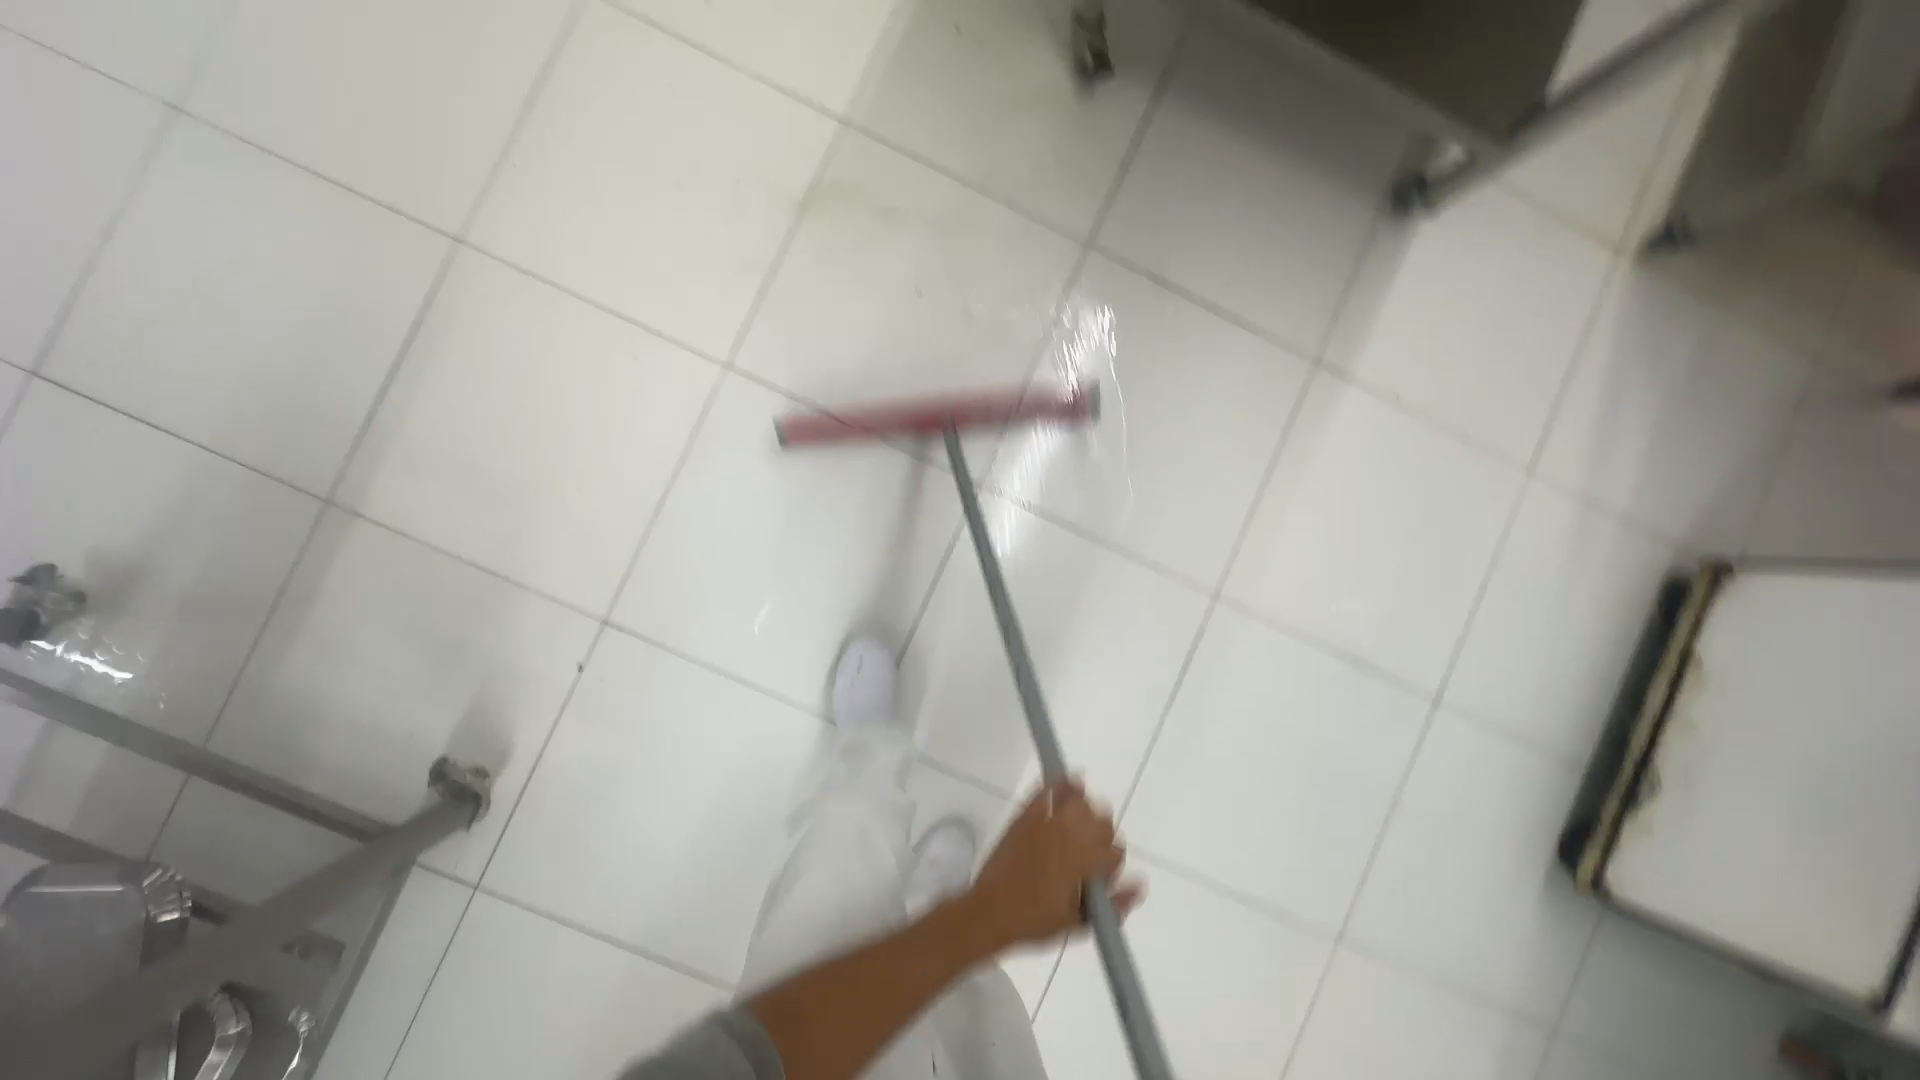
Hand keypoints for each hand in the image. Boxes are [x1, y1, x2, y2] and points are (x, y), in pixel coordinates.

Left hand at [961, 779, 1143, 951]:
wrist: (989, 911)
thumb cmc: (1034, 922)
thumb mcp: (1078, 924)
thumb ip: (1114, 905)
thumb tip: (1140, 885)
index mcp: (1085, 862)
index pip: (1115, 850)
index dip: (1111, 865)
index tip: (1100, 876)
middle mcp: (1070, 836)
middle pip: (1102, 820)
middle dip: (1102, 835)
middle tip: (1089, 851)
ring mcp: (1047, 821)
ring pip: (1081, 801)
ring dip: (1085, 810)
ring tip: (1078, 823)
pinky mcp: (1027, 814)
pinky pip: (1049, 788)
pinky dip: (1061, 781)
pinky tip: (1068, 780)